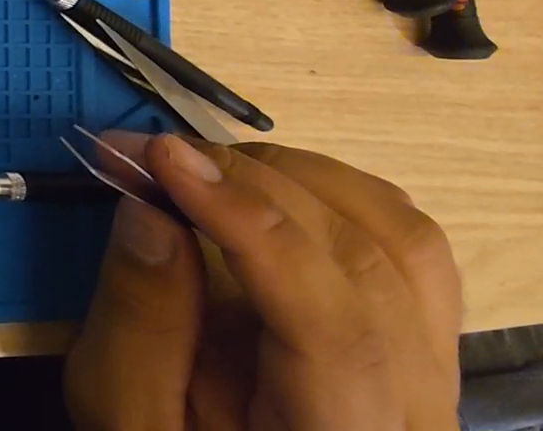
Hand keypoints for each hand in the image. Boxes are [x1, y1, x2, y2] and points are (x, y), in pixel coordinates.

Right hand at [65, 135, 462, 429]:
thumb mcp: (124, 408)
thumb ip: (136, 320)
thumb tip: (146, 210)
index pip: (332, 325)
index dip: (248, 223)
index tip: (160, 156)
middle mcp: (418, 407)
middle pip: (363, 261)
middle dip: (242, 180)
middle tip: (141, 151)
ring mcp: (432, 366)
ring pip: (397, 235)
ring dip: (284, 176)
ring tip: (193, 165)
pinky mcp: (416, 331)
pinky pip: (401, 237)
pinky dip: (321, 188)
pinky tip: (249, 186)